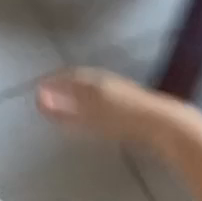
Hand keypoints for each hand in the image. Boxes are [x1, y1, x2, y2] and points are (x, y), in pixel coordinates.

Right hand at [35, 68, 182, 143]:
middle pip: (79, 83)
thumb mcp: (90, 108)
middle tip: (48, 97)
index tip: (38, 87)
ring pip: (90, 93)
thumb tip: (38, 96)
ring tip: (64, 106)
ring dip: (75, 98)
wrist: (163, 124)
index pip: (69, 75)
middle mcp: (105, 83)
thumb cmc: (124, 115)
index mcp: (95, 80)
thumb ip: (64, 105)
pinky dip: (87, 107)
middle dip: (62, 88)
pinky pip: (101, 104)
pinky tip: (88, 117)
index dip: (53, 80)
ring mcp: (118, 95)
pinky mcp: (128, 109)